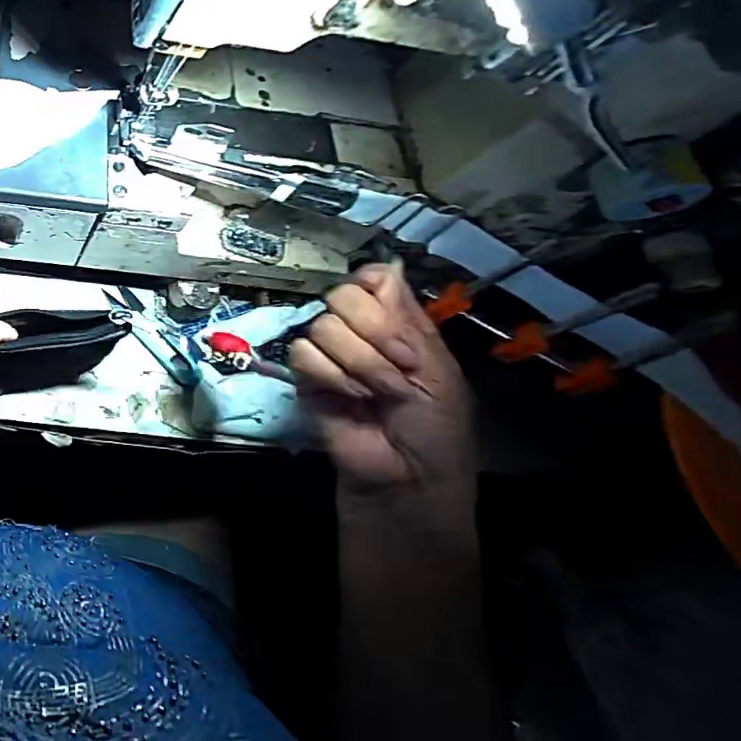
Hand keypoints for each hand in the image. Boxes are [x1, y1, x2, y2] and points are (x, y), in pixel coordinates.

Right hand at [288, 262, 476, 503]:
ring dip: (359, 363)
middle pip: (343, 295)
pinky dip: (330, 375)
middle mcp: (358, 332)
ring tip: (376, 393)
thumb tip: (387, 265)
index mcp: (396, 323)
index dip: (377, 293)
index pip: (372, 278)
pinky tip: (349, 397)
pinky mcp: (304, 379)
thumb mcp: (437, 369)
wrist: (407, 475)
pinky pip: (302, 354)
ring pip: (322, 326)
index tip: (399, 328)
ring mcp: (328, 354)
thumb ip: (408, 320)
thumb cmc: (437, 427)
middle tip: (398, 368)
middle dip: (375, 334)